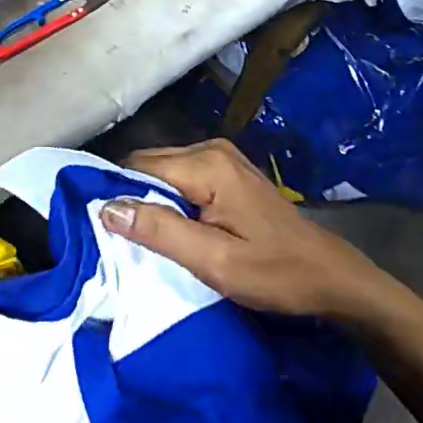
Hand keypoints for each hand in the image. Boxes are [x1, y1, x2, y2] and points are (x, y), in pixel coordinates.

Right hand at [100, 139, 396, 319]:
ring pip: (164, 171)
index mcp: (208, 165)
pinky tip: (170, 230)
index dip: (114, 195)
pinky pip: (183, 178)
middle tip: (117, 241)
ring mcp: (224, 158)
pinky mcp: (230, 172)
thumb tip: (107, 207)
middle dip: (130, 198)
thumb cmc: (273, 272)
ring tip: (141, 240)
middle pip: (149, 165)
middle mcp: (213, 150)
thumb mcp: (214, 261)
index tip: (97, 229)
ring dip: (150, 201)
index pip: (138, 167)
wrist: (325, 272)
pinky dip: (170, 200)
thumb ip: (160, 231)